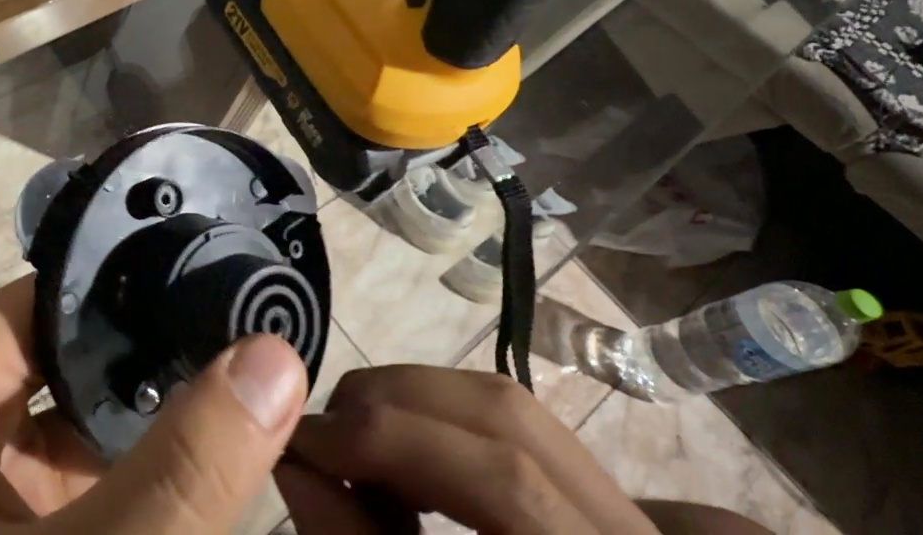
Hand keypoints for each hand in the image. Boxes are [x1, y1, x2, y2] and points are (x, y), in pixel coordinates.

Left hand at [0, 276, 309, 534]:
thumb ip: (180, 469)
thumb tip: (272, 358)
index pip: (44, 302)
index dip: (132, 292)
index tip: (220, 289)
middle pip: (58, 357)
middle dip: (149, 360)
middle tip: (248, 346)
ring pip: (65, 422)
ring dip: (141, 425)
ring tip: (237, 399)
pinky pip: (58, 477)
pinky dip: (116, 480)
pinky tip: (184, 478)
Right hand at [275, 365, 661, 534]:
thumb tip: (294, 460)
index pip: (502, 480)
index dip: (385, 440)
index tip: (299, 441)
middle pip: (503, 418)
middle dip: (390, 409)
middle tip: (323, 444)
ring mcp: (628, 518)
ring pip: (507, 405)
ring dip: (411, 407)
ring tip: (359, 456)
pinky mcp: (599, 501)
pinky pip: (511, 425)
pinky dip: (437, 424)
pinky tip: (407, 469)